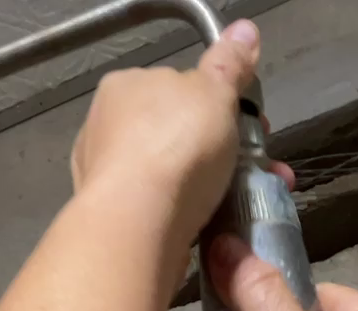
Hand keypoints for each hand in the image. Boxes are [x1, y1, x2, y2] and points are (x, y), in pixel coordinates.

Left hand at [70, 20, 260, 246]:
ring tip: (239, 209)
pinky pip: (159, 215)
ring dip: (204, 192)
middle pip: (172, 138)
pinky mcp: (114, 225)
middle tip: (252, 173)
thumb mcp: (214, 91)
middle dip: (214, 154)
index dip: (215, 107)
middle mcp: (105, 131)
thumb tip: (244, 32)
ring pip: (167, 180)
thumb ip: (229, 65)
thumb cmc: (175, 147)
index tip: (244, 129)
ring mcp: (105, 182)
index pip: (175, 89)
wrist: (137, 225)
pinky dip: (185, 221)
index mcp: (124, 87)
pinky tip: (208, 231)